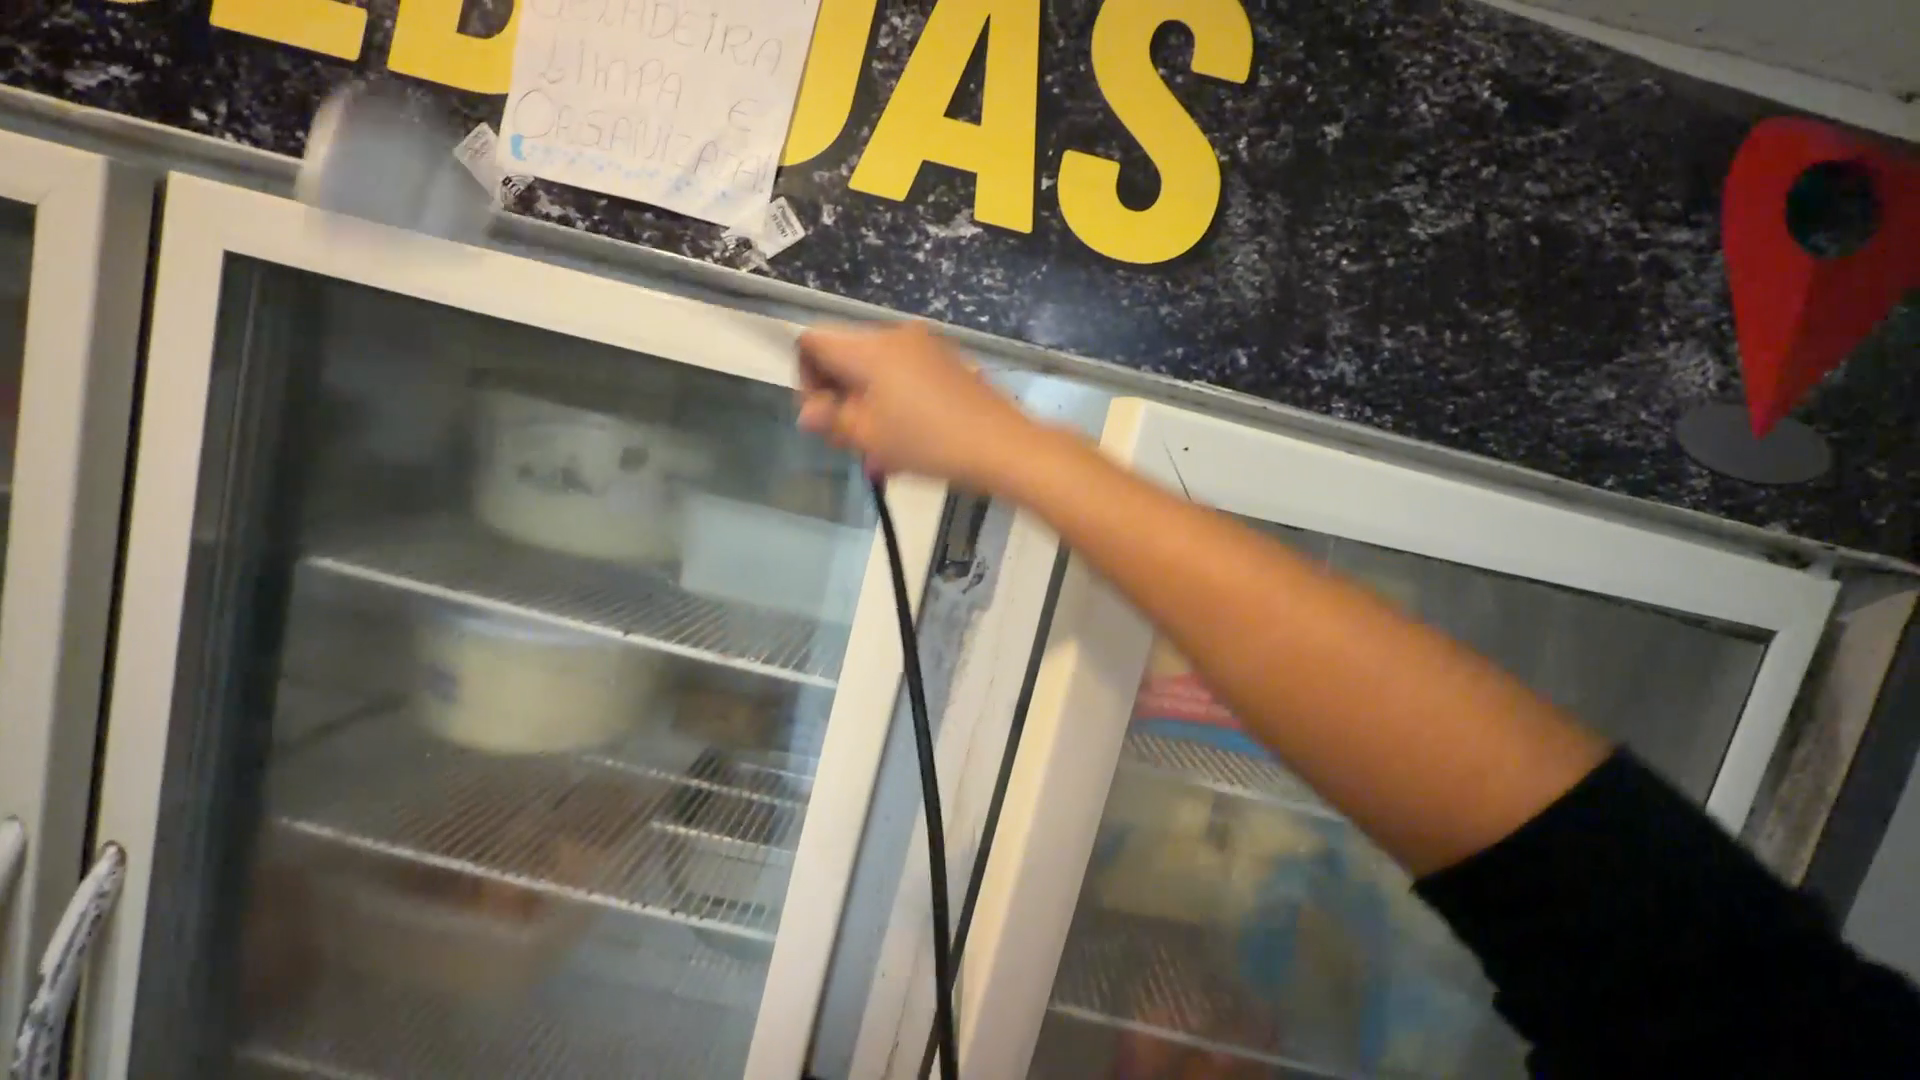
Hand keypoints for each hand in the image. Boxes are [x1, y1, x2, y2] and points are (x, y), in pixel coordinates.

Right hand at [795, 322, 1046, 491]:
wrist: (1002, 445)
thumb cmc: (928, 442)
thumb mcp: (869, 436)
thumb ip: (830, 419)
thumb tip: (808, 411)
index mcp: (869, 348)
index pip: (812, 341)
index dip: (805, 378)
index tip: (823, 416)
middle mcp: (895, 335)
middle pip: (846, 356)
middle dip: (840, 399)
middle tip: (849, 441)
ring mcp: (926, 346)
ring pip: (876, 372)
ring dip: (869, 409)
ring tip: (880, 453)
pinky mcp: (948, 363)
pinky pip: (905, 377)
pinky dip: (896, 404)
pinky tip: (907, 444)